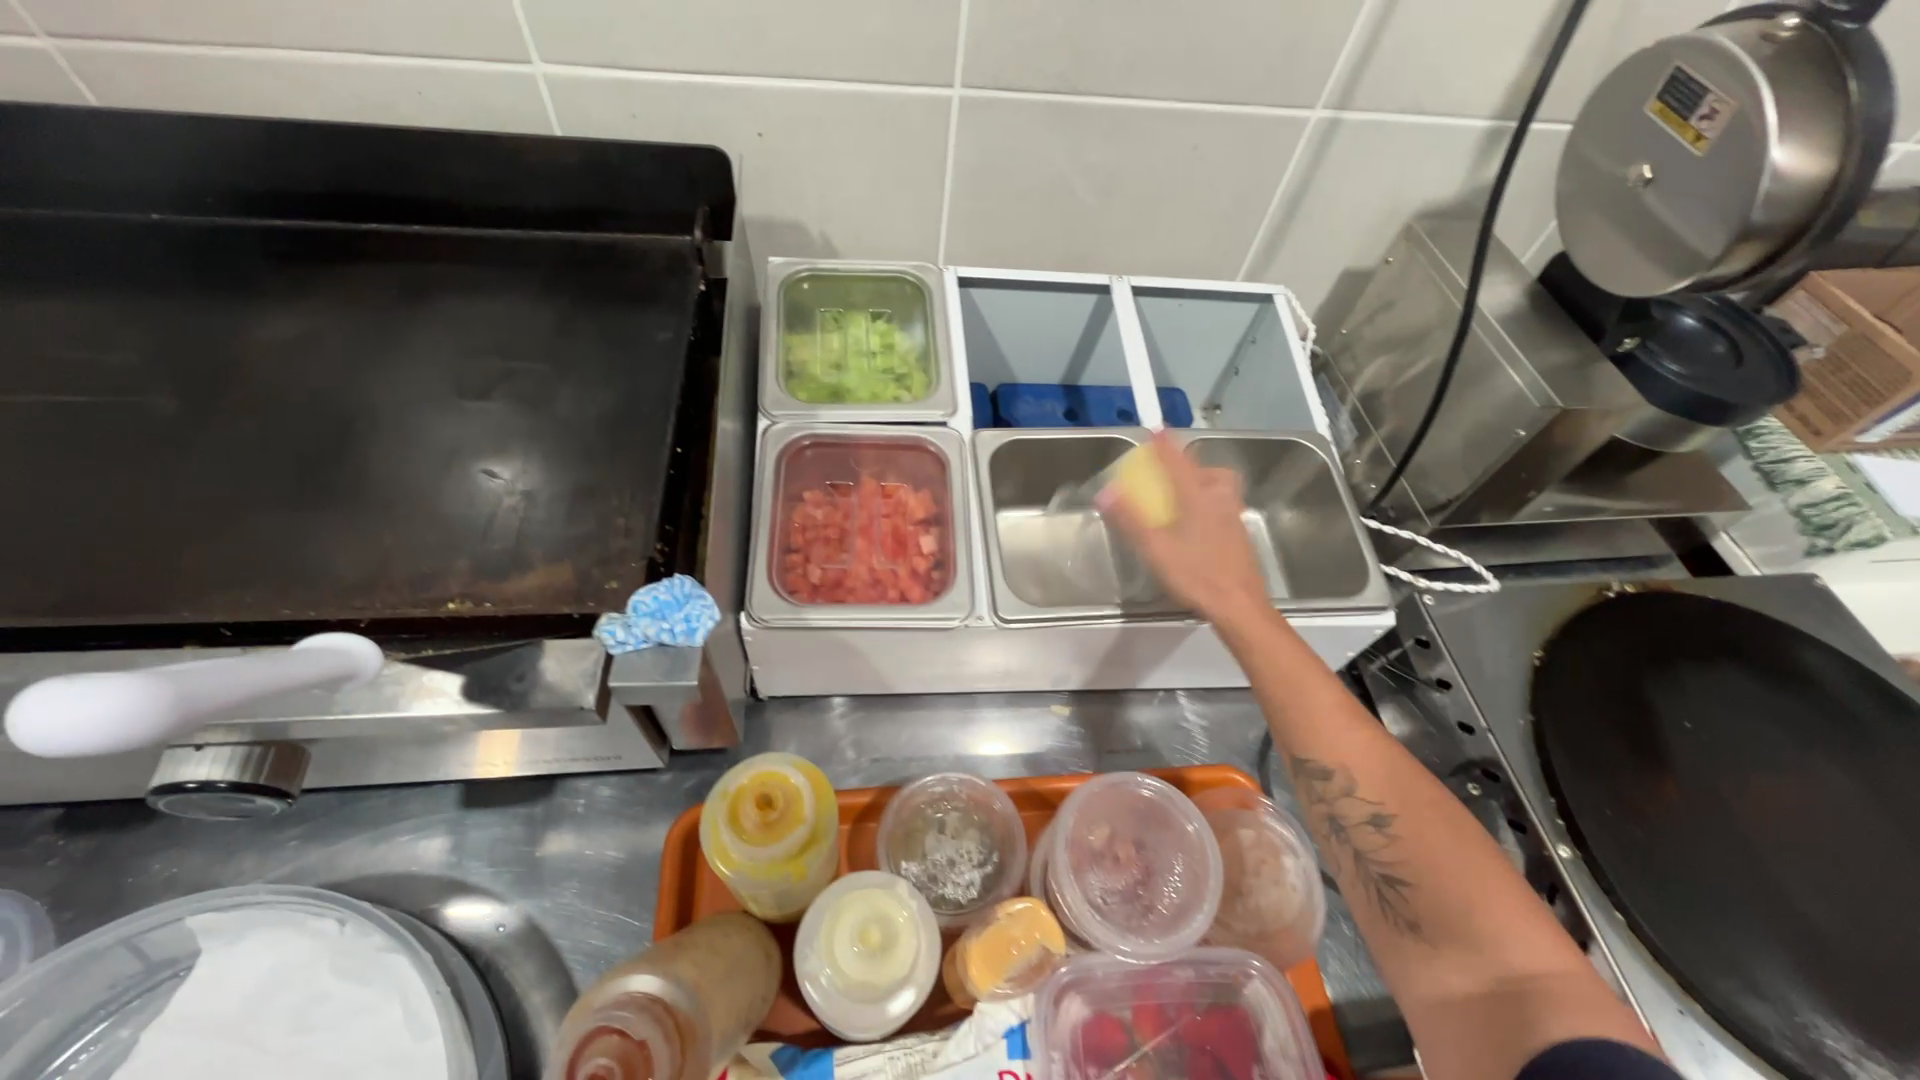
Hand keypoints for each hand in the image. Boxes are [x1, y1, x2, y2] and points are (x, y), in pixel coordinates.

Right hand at [1098, 434, 1273, 627]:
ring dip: (1204, 484)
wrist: (1239, 605)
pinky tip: (1198, 526)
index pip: (1178, 462)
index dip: (1165, 445)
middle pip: (1209, 471)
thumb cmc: (1196, 574)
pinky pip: (1224, 507)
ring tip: (1184, 497)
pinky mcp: (1240, 536)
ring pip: (1221, 488)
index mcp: (1197, 497)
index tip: (1157, 429)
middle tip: (1174, 472)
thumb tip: (1106, 492)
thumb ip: (1130, 519)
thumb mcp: (1155, 548)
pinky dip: (1210, 505)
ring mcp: (1233, 518)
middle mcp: (1219, 500)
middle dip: (1191, 465)